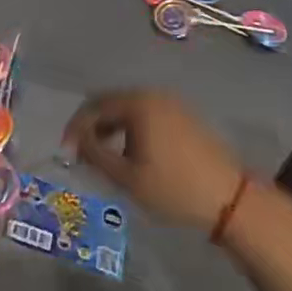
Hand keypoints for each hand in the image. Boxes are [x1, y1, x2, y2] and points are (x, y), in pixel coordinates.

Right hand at [63, 89, 246, 230]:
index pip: (95, 105)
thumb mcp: (126, 177)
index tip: (65, 152)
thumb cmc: (172, 187)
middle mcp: (154, 94)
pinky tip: (130, 152)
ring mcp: (172, 103)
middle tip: (81, 154)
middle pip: (112, 102)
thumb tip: (74, 141)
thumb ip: (95, 155)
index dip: (75, 127)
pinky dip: (131, 128)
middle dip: (93, 125)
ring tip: (103, 156)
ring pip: (130, 108)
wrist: (226, 195)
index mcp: (138, 104)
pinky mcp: (183, 115)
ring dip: (112, 127)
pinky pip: (147, 114)